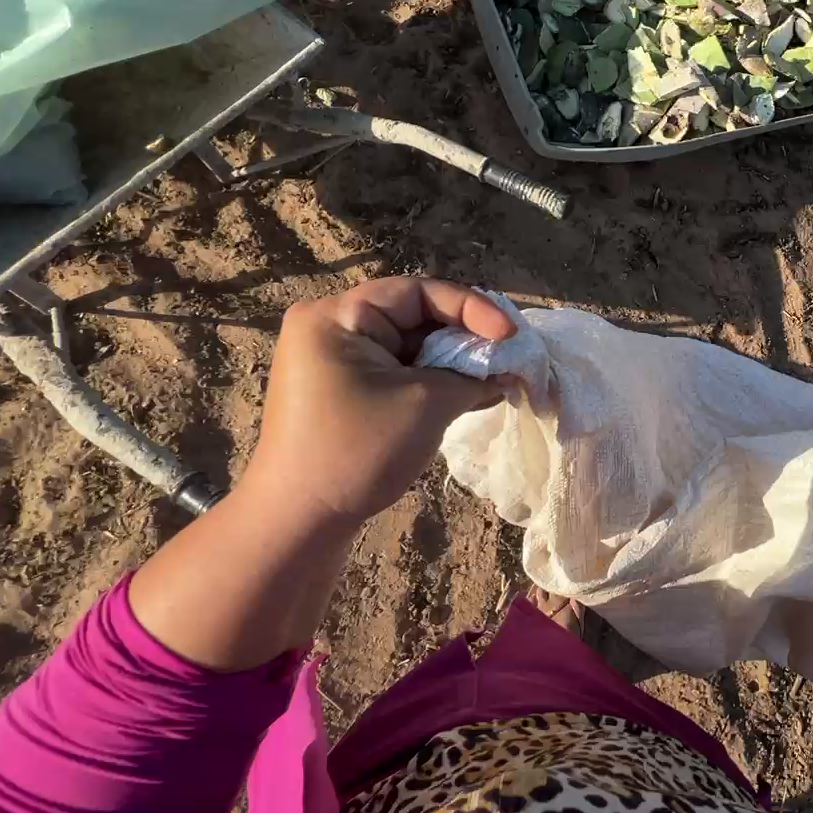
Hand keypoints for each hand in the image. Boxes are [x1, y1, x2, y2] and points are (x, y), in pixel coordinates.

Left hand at [237, 277, 514, 525]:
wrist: (301, 520)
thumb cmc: (359, 450)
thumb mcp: (429, 402)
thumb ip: (476, 375)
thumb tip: (511, 369)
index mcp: (336, 317)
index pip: (419, 292)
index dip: (473, 308)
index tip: (511, 336)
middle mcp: (333, 327)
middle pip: (418, 315)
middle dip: (469, 335)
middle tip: (512, 352)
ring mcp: (340, 359)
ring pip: (416, 344)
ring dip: (460, 359)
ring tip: (501, 373)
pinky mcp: (350, 387)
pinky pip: (406, 368)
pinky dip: (441, 377)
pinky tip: (478, 391)